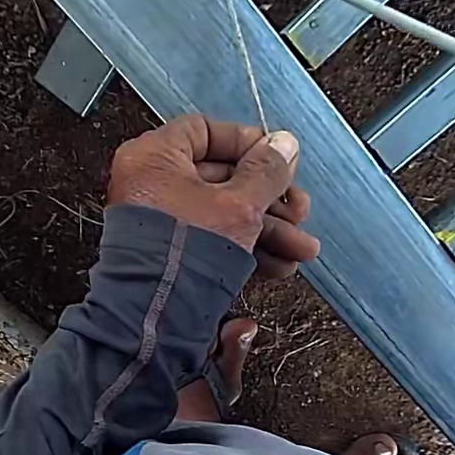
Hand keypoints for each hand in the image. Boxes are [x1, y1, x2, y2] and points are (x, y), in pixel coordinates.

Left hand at [107, 116, 319, 278]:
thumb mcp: (239, 206)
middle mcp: (153, 187)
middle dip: (271, 200)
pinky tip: (280, 266)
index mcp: (156, 159)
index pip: (205, 132)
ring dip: (268, 231)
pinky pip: (213, 241)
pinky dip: (247, 250)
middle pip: (223, 178)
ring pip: (224, 214)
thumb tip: (284, 144)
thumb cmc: (183, 257)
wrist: (154, 322)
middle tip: (299, 212)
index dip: (247, 143)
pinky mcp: (172, 255)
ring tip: (301, 249)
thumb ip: (266, 172)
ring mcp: (162, 223)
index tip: (278, 158)